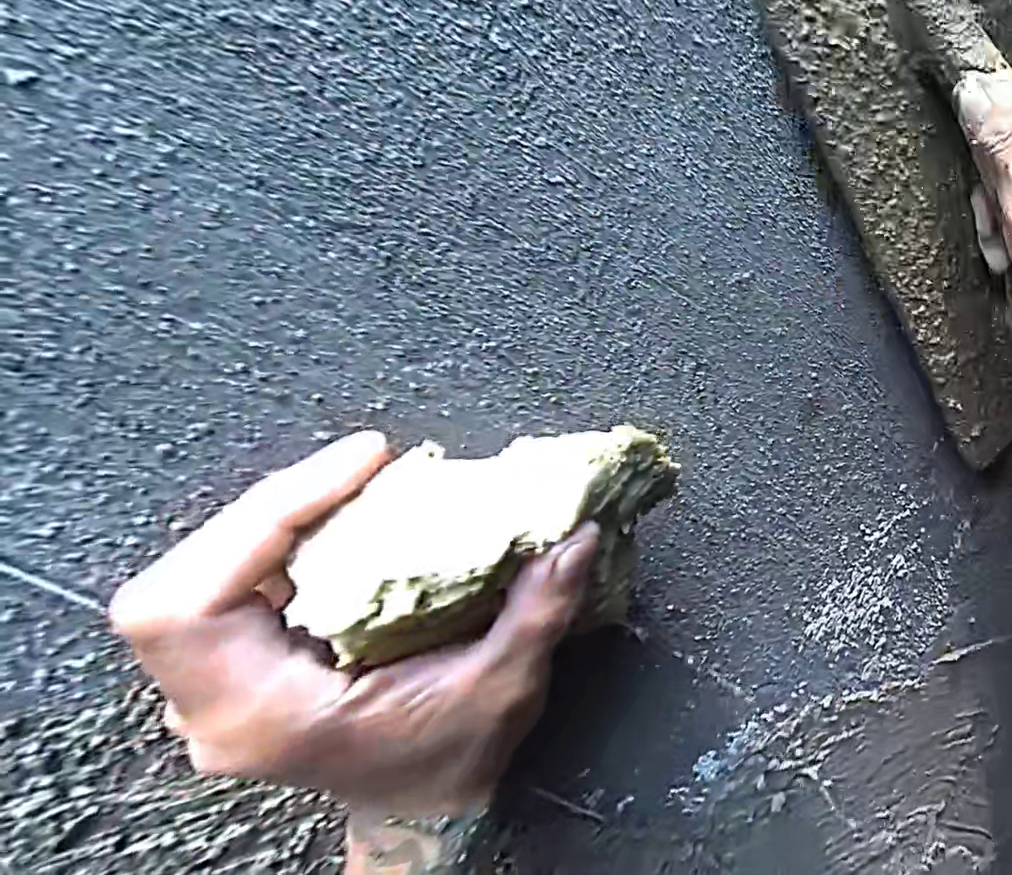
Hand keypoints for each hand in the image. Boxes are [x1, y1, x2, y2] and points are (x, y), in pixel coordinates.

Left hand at [110, 431, 597, 819]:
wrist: (425, 801)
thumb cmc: (456, 756)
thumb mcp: (509, 683)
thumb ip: (542, 608)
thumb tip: (576, 534)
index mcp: (265, 711)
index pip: (188, 607)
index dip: (265, 518)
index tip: (364, 466)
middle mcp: (223, 698)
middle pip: (185, 580)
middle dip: (277, 504)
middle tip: (368, 460)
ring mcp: (230, 680)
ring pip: (211, 575)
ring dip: (284, 513)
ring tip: (364, 476)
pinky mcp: (260, 658)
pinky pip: (247, 581)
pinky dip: (294, 534)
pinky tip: (354, 513)